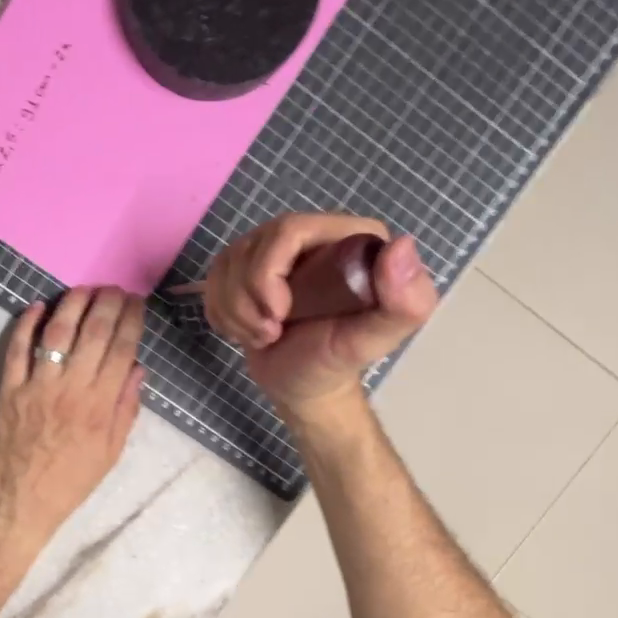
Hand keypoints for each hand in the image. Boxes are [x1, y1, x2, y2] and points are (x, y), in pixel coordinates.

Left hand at [0, 287, 146, 558]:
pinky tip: (38, 307)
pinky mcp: (8, 390)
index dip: (131, 318)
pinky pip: (17, 348)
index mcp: (101, 406)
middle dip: (108, 302)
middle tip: (114, 289)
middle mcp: (71, 389)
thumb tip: (136, 368)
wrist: (19, 504)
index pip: (122, 348)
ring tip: (83, 290)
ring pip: (57, 331)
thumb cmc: (69, 483)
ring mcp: (37, 387)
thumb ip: (126, 410)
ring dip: (72, 303)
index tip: (136, 302)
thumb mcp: (110, 454)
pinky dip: (27, 323)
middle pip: (94, 331)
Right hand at [203, 213, 437, 419]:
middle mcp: (308, 236)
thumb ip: (405, 301)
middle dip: (248, 299)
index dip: (268, 272)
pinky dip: (222, 315)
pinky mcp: (243, 272)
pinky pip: (213, 280)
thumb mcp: (374, 340)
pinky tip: (247, 331)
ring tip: (262, 336)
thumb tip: (400, 246)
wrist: (302, 386)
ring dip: (235, 312)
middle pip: (250, 247)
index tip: (278, 315)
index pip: (288, 230)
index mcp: (346, 238)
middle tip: (268, 333)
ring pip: (226, 264)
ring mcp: (271, 253)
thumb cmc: (336, 363)